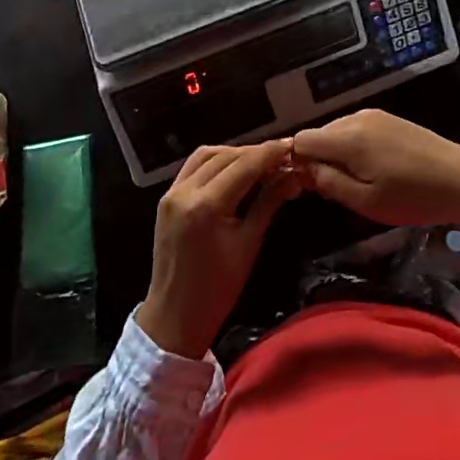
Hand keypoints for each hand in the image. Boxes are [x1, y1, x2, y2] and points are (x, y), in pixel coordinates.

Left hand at [134, 141, 299, 358]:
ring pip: (207, 156)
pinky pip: (193, 168)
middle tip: (282, 157)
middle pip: (225, 156)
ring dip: (234, 153)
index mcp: (206, 206)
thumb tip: (292, 176)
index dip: (270, 153)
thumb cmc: (218, 288)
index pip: (244, 165)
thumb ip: (268, 203)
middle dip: (255, 153)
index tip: (292, 146)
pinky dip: (215, 162)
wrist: (175, 313)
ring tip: (261, 162)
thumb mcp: (249, 244)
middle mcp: (185, 191)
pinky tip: (234, 170)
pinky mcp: (166, 198)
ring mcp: (171, 193)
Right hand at [292, 110, 459, 243]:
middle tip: (334, 189)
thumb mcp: (366, 202)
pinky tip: (372, 167)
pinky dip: (352, 147)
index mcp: (347, 138)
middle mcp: (356, 119)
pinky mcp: (388, 118)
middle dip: (317, 159)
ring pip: (335, 132)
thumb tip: (302, 169)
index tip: (308, 185)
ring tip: (357, 181)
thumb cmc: (414, 197)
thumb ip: (328, 183)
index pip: (300, 140)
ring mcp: (373, 115)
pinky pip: (354, 129)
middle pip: (317, 135)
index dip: (297, 162)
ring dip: (335, 154)